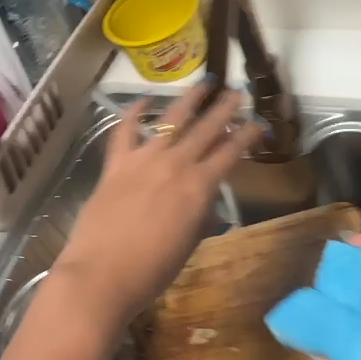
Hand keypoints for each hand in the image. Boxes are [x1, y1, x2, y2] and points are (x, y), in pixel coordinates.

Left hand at [52, 82, 260, 320]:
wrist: (101, 276)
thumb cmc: (151, 272)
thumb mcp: (187, 246)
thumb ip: (200, 220)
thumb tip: (208, 207)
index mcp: (199, 187)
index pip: (231, 152)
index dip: (247, 135)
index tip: (259, 123)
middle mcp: (175, 165)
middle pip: (206, 128)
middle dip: (225, 109)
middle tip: (237, 93)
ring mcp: (144, 160)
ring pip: (172, 120)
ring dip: (190, 99)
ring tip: (204, 84)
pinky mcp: (116, 164)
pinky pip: (126, 130)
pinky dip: (135, 112)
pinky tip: (144, 100)